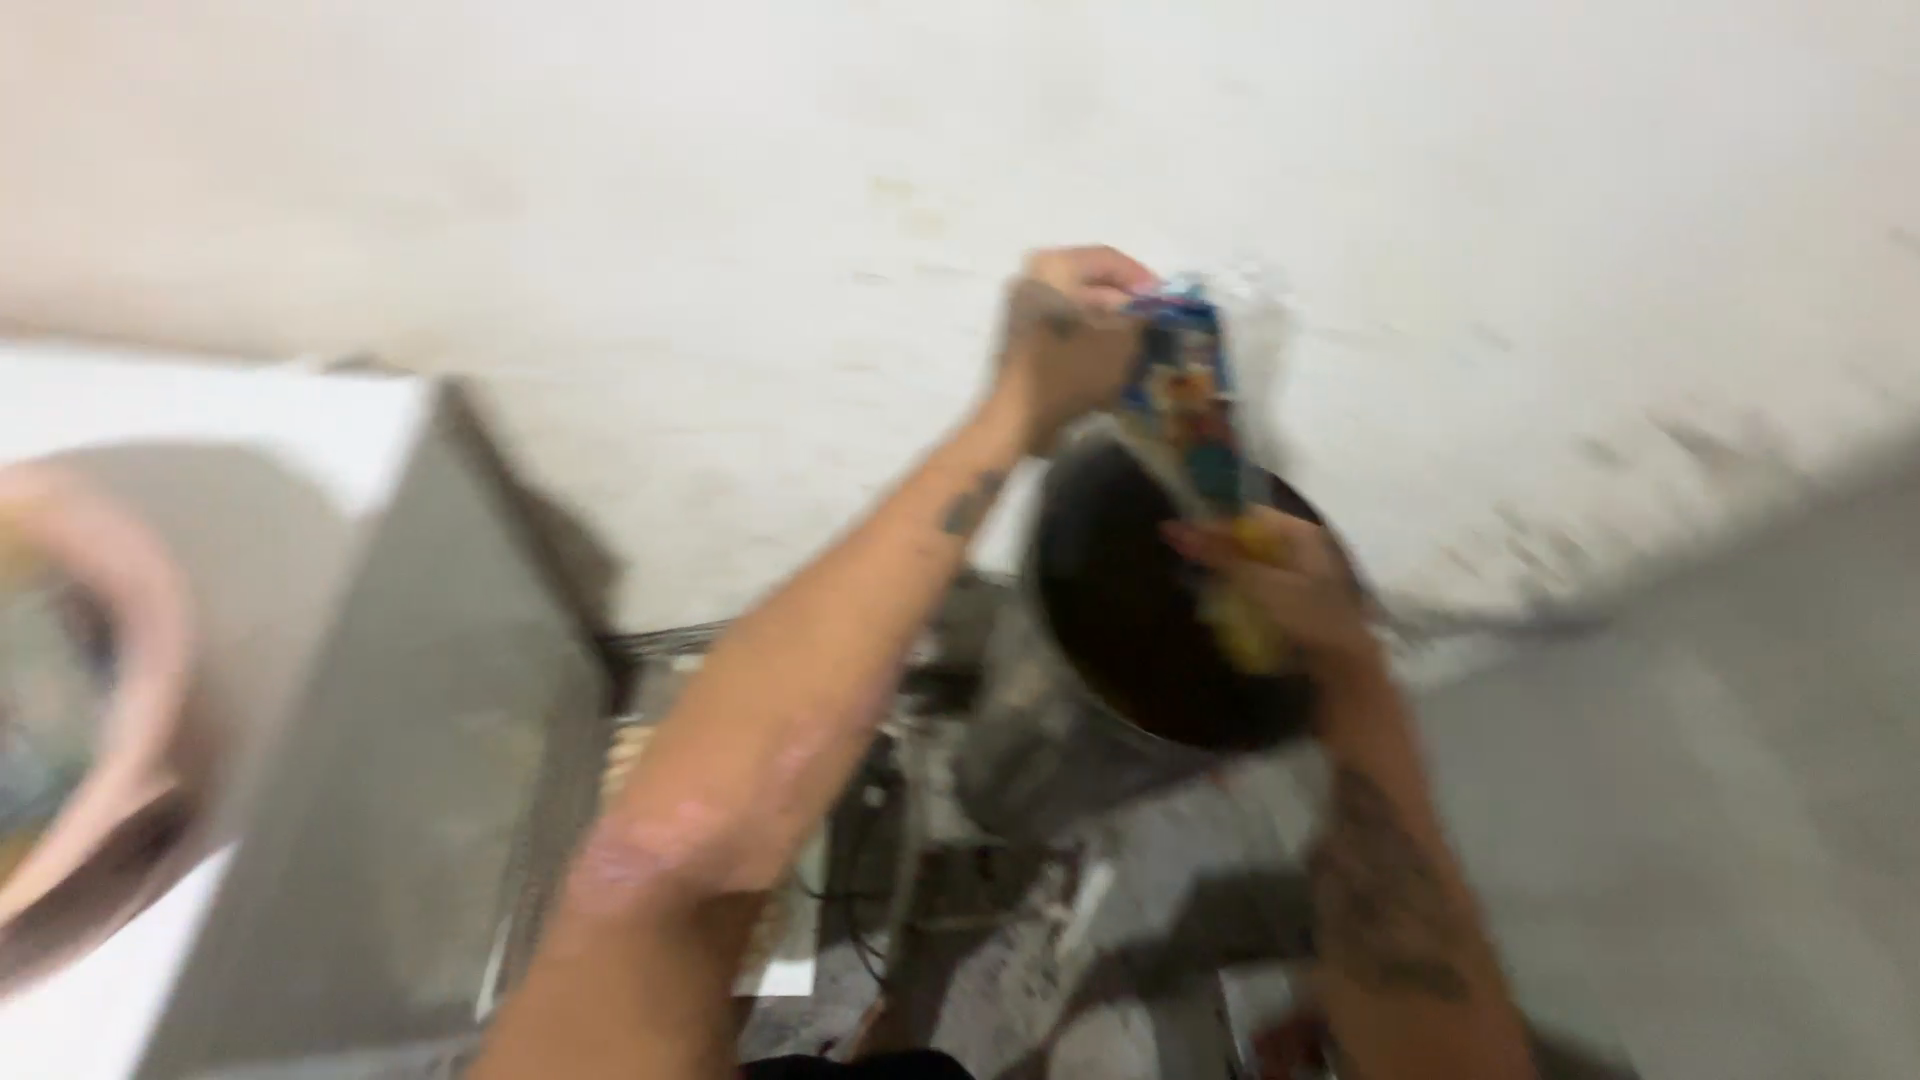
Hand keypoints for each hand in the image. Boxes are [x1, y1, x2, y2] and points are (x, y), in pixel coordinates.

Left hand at [990, 245, 1158, 451]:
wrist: (1016, 420)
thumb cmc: (1068, 374)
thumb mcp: (1118, 344)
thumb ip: (1139, 318)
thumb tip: (1148, 309)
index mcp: (1052, 268)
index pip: (1107, 259)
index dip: (1141, 278)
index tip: (1164, 299)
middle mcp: (1032, 278)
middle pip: (1090, 281)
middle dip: (1124, 302)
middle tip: (1152, 321)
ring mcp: (1022, 308)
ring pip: (1077, 306)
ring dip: (1107, 320)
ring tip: (1136, 341)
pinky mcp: (1021, 336)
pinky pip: (1062, 325)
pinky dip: (1087, 335)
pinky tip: (1110, 355)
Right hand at [1162, 506, 1383, 676]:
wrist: (1345, 667)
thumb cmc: (1304, 617)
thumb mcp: (1257, 583)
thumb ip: (1217, 555)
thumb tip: (1174, 529)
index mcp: (1298, 533)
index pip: (1246, 515)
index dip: (1212, 525)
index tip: (1181, 538)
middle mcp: (1303, 546)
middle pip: (1250, 538)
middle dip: (1217, 547)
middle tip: (1185, 557)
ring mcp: (1303, 572)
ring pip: (1254, 561)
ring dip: (1227, 568)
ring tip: (1198, 576)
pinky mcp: (1299, 598)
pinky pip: (1261, 581)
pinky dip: (1241, 586)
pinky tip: (1225, 598)